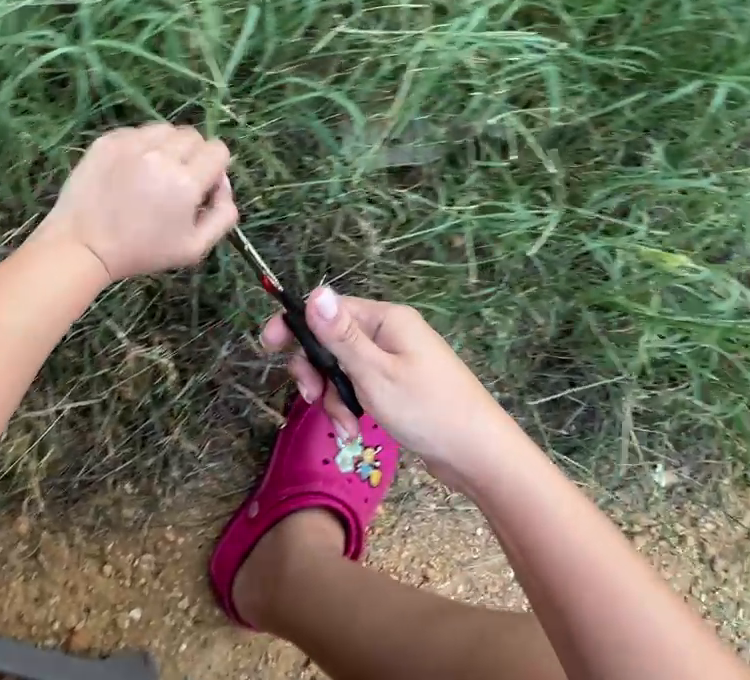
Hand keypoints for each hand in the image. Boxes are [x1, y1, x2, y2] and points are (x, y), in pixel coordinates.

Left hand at [32, 124, 238, 280]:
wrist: (83, 245)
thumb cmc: (140, 252)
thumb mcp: (194, 248)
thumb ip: (223, 215)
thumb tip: (223, 185)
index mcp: (185, 182)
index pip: (218, 150)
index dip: (214, 168)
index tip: (200, 186)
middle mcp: (160, 156)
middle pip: (193, 136)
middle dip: (192, 156)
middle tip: (175, 181)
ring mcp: (130, 145)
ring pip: (164, 129)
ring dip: (166, 146)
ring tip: (152, 172)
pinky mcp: (107, 141)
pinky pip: (136, 132)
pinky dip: (139, 146)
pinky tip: (129, 170)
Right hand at [263, 287, 527, 491]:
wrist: (481, 457)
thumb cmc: (428, 409)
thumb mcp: (374, 372)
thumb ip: (339, 334)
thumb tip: (314, 291)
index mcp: (385, 319)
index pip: (327, 309)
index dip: (295, 325)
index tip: (268, 346)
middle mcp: (388, 333)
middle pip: (330, 341)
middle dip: (316, 371)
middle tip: (308, 396)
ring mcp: (394, 360)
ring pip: (341, 368)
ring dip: (332, 396)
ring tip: (344, 425)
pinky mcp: (397, 385)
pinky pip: (359, 386)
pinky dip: (350, 406)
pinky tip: (354, 431)